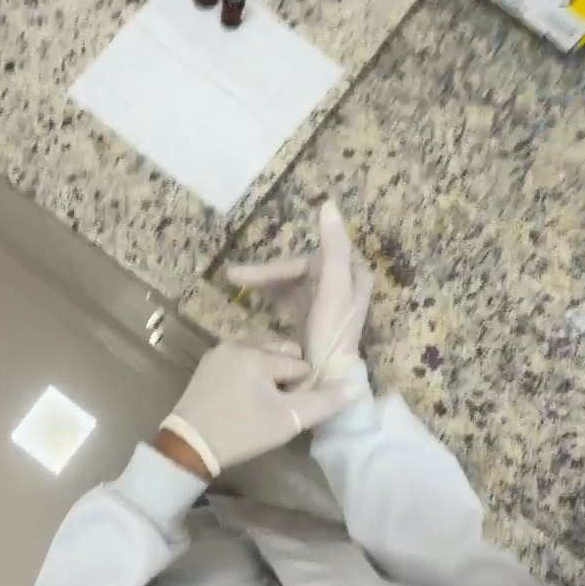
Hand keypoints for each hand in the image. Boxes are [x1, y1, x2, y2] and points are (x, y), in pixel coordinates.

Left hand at [161, 341, 358, 475]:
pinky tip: (243, 399)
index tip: (290, 409)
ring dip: (268, 373)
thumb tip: (355, 387)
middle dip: (286, 375)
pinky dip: (248, 374)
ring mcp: (219, 352)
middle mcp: (238, 343)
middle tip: (277, 405)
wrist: (190, 445)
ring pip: (260, 355)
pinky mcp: (207, 364)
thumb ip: (323, 403)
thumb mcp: (288, 421)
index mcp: (258, 354)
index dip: (302, 388)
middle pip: (280, 352)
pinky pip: (240, 361)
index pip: (299, 365)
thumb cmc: (243, 432)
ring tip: (261, 403)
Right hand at [226, 200, 373, 380]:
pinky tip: (254, 298)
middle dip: (266, 274)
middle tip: (232, 277)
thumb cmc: (331, 334)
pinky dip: (272, 296)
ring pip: (292, 283)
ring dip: (266, 283)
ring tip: (237, 284)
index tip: (240, 276)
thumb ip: (334, 246)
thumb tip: (328, 205)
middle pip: (298, 270)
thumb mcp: (335, 286)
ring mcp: (327, 304)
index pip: (306, 261)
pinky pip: (290, 298)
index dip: (274, 268)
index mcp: (352, 274)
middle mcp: (342, 285)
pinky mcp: (314, 320)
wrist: (326, 380)